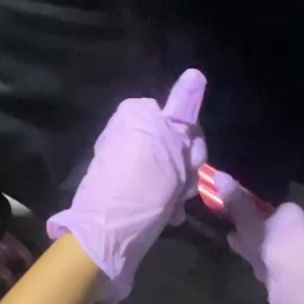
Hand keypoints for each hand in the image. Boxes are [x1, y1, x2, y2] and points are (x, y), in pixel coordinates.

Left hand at [46, 70, 208, 303]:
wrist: (108, 232)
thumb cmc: (144, 183)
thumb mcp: (171, 141)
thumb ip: (184, 106)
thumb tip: (195, 71)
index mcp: (136, 112)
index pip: (182, 119)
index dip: (193, 145)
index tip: (192, 165)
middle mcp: (126, 129)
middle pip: (176, 144)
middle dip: (186, 169)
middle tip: (182, 189)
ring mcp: (122, 157)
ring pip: (169, 169)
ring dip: (177, 188)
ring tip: (172, 206)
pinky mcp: (120, 183)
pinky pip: (153, 186)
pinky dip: (163, 200)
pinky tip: (166, 215)